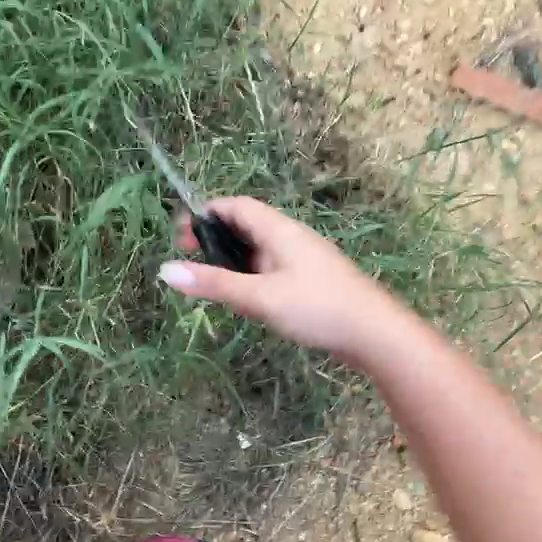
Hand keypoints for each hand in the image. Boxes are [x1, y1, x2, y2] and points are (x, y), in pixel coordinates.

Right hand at [158, 196, 407, 359]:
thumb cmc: (317, 308)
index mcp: (279, 231)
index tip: (181, 236)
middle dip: (214, 239)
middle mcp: (290, 239)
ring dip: (231, 261)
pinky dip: (248, 277)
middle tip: (189, 261)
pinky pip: (269, 270)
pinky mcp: (308, 282)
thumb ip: (213, 284)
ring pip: (257, 251)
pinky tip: (245, 302)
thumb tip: (165, 270)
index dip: (206, 213)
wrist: (376, 335)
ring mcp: (301, 260)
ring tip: (212, 285)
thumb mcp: (259, 297)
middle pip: (245, 226)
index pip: (237, 206)